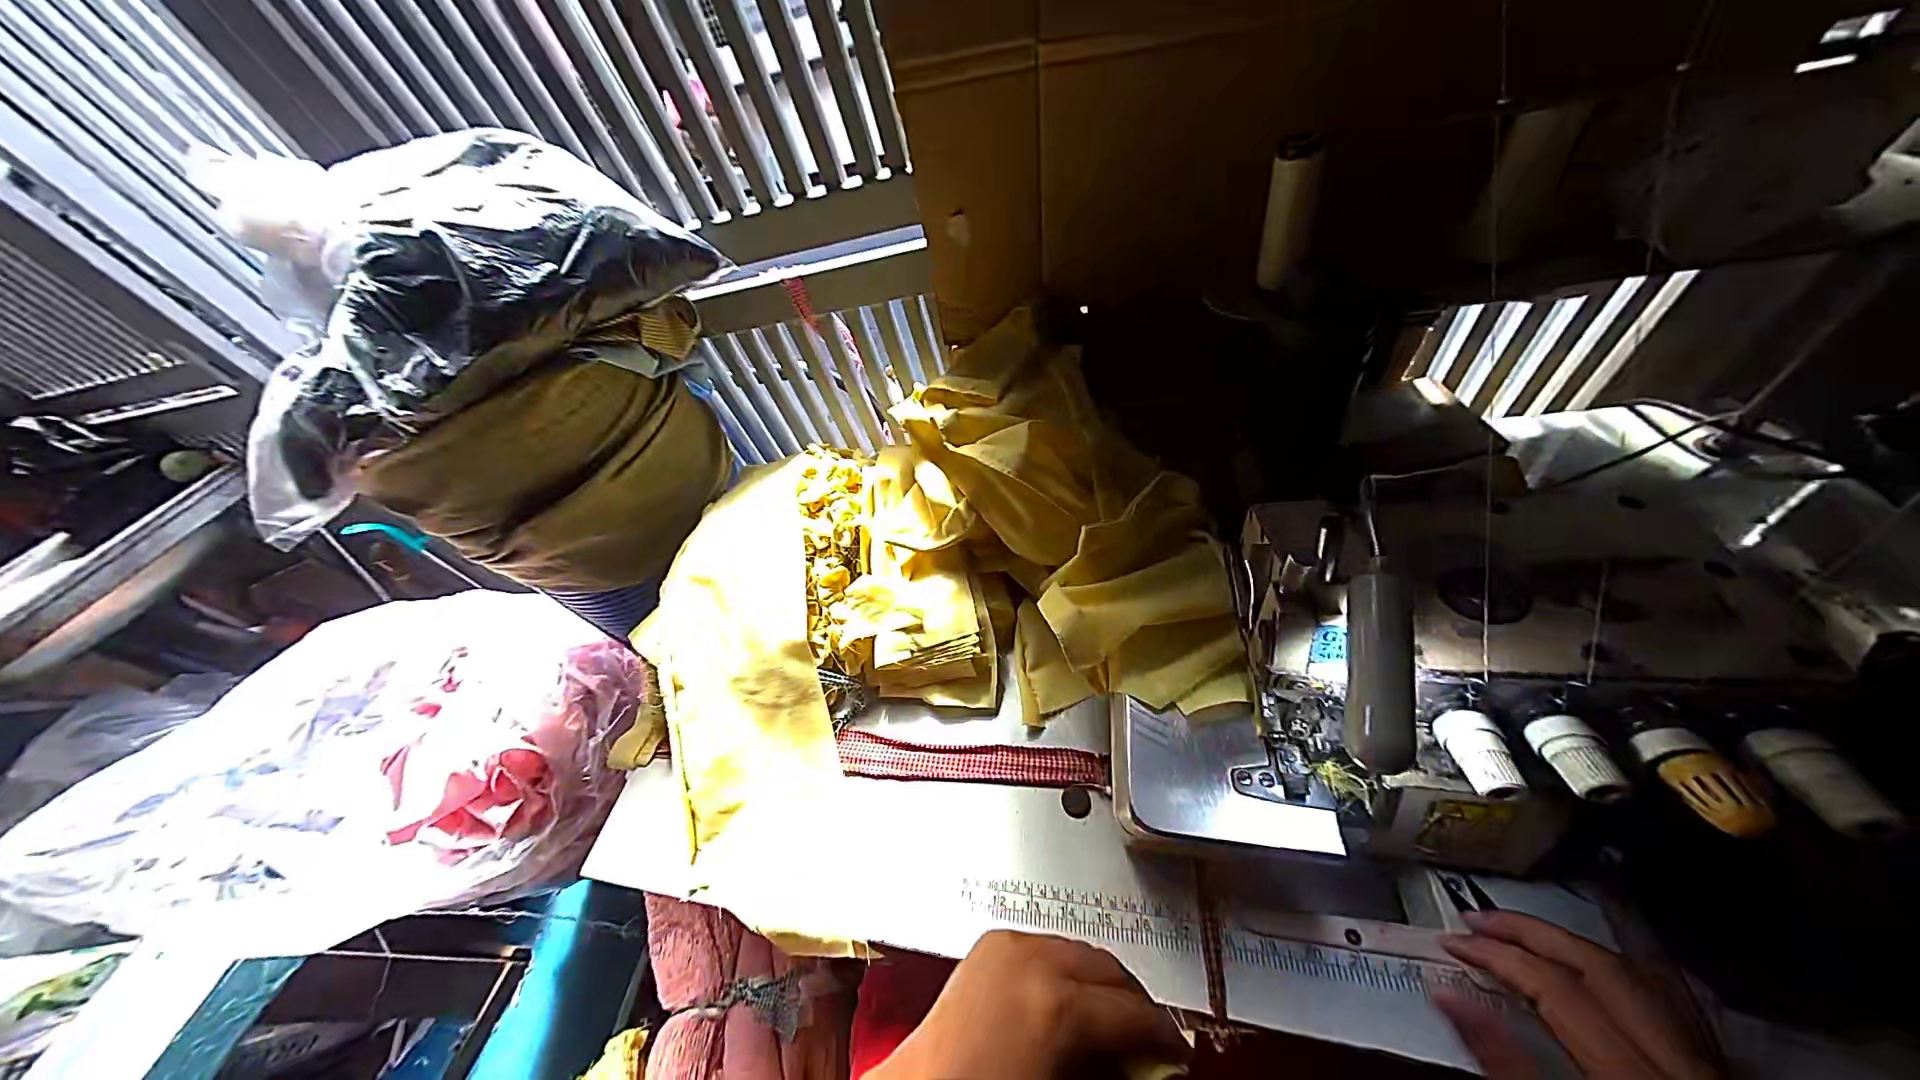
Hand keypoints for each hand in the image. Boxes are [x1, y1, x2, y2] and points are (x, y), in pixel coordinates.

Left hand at [869, 930, 1190, 1079]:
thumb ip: (1115, 1070)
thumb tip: (1153, 1066)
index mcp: (1058, 1004)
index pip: (1134, 1011)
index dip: (1163, 1035)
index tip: (1173, 1052)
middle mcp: (1034, 961)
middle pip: (1108, 967)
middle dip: (1133, 1001)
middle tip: (1148, 1036)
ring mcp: (1008, 945)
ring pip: (1078, 949)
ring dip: (1099, 980)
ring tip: (1108, 1019)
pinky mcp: (990, 943)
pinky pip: (1044, 946)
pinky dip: (1064, 966)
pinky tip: (1067, 998)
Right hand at [1437, 910, 1717, 1079]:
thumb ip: (1503, 1063)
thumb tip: (1448, 1000)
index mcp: (1630, 1077)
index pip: (1552, 986)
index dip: (1494, 954)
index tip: (1452, 945)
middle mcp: (1675, 1065)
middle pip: (1596, 967)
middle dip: (1528, 933)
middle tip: (1477, 920)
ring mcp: (1704, 1069)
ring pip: (1638, 976)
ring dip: (1570, 943)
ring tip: (1524, 932)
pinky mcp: (1714, 1076)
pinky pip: (1668, 1000)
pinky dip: (1618, 970)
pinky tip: (1594, 964)